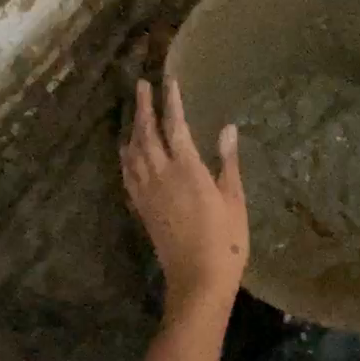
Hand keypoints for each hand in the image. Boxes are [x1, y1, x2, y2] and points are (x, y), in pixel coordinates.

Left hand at [122, 78, 247, 318]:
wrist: (197, 280)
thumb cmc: (225, 241)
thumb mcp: (234, 200)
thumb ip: (227, 162)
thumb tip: (228, 128)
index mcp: (187, 168)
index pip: (176, 125)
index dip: (171, 101)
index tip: (168, 80)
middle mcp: (161, 174)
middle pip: (147, 132)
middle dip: (144, 106)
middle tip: (141, 85)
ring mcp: (147, 191)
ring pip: (133, 150)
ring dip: (133, 127)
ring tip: (134, 110)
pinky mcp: (140, 206)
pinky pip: (127, 173)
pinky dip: (125, 155)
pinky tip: (126, 149)